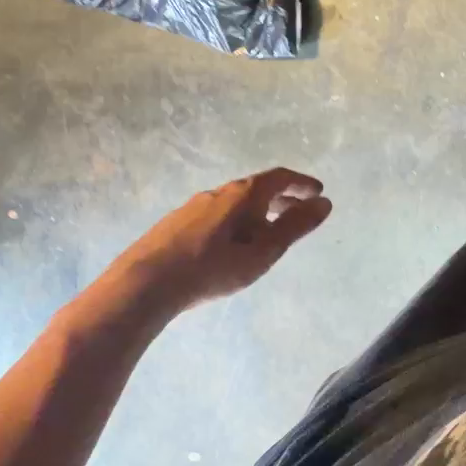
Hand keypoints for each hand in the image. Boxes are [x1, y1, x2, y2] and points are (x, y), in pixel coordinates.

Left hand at [110, 167, 332, 313]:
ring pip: (233, 203)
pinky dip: (233, 222)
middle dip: (280, 199)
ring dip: (255, 212)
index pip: (280, 177)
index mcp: (243, 194)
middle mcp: (217, 193)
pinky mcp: (171, 226)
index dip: (302, 183)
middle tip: (297, 213)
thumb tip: (325, 203)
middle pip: (256, 189)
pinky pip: (214, 216)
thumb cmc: (211, 269)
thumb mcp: (263, 252)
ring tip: (264, 233)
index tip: (317, 192)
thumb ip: (295, 227)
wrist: (140, 288)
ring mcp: (190, 208)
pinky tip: (228, 246)